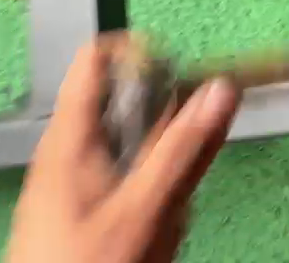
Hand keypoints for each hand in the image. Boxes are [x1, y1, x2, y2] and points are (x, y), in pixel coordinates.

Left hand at [6, 37, 241, 262]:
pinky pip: (124, 184)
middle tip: (178, 177)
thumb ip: (184, 148)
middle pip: (126, 107)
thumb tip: (222, 88)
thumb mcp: (143, 213)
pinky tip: (152, 238)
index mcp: (70, 136)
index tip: (179, 74)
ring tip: (162, 224)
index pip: (97, 58)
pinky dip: (148, 201)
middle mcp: (66, 149)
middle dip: (164, 133)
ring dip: (160, 177)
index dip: (139, 52)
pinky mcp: (79, 212)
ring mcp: (70, 182)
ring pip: (132, 150)